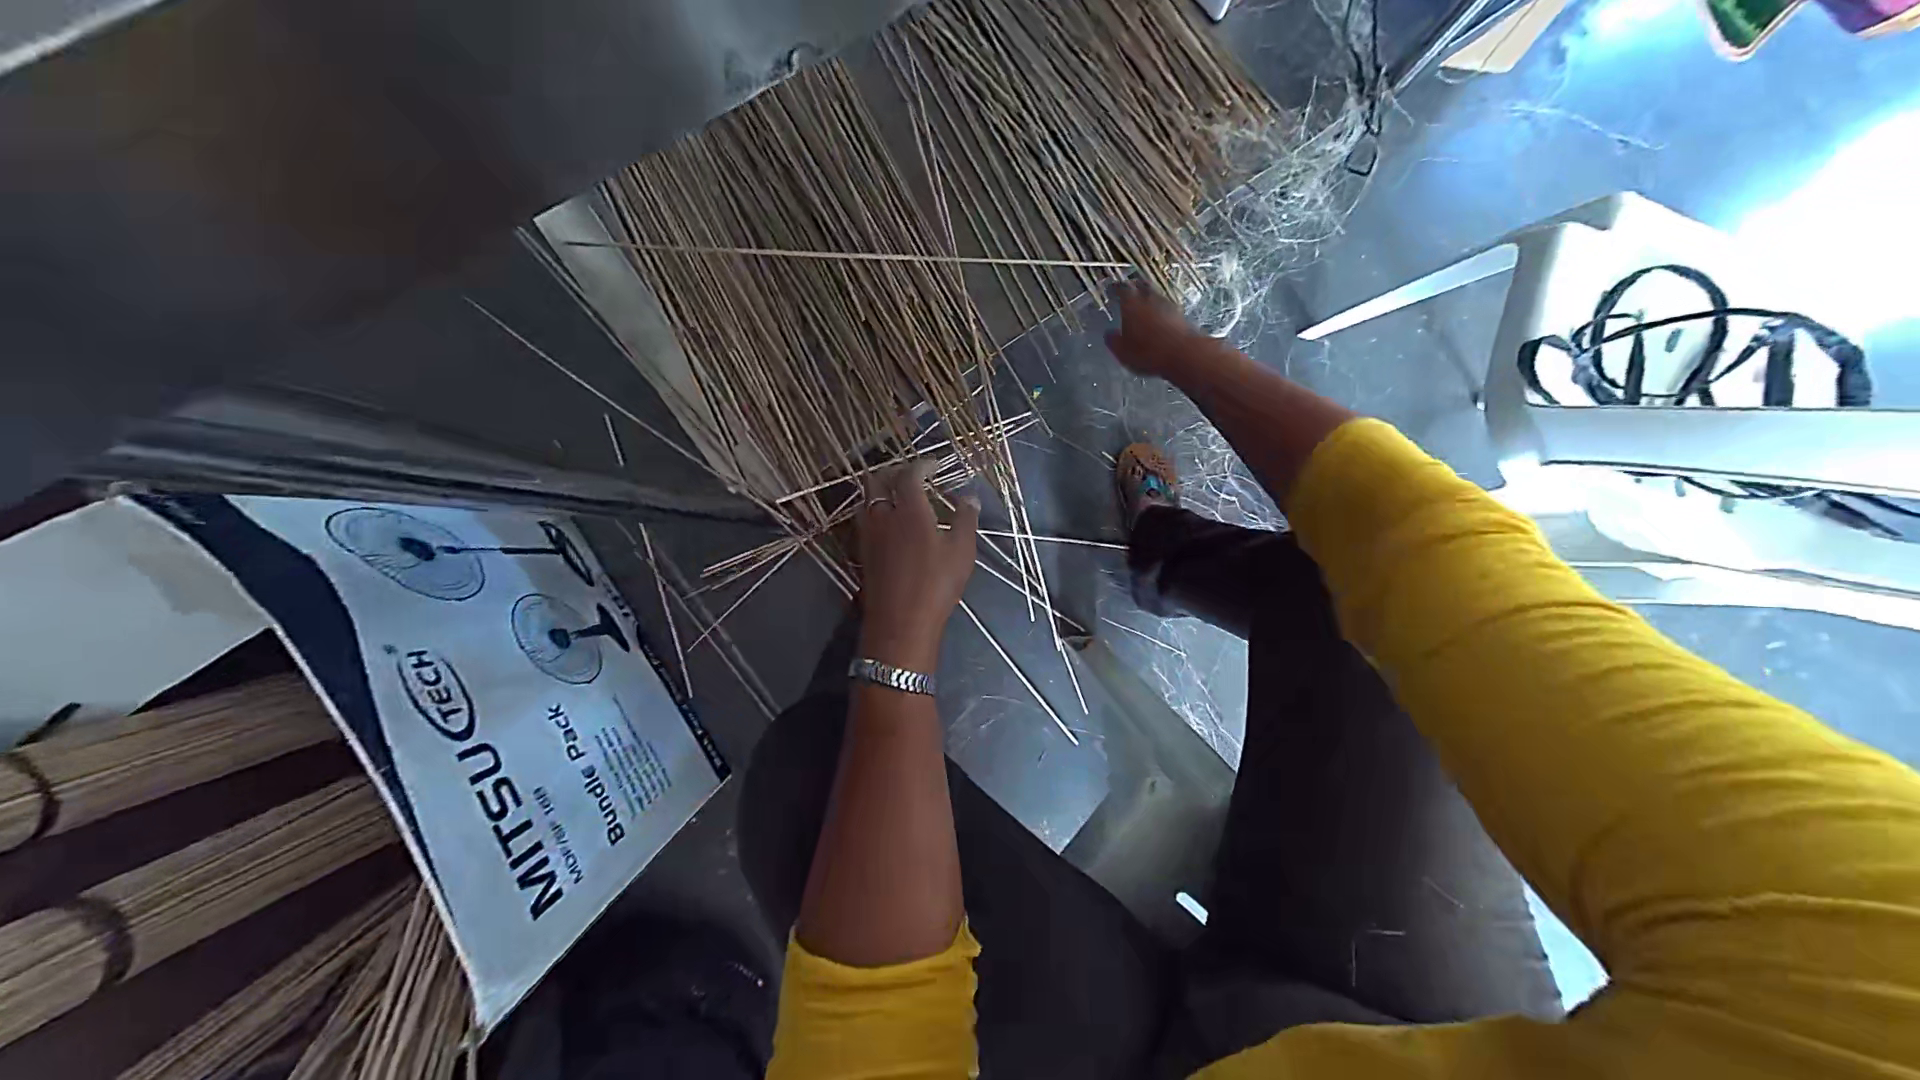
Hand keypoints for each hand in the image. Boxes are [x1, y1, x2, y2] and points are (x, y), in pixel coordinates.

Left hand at [856, 460, 979, 672]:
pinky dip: (876, 512)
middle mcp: (882, 515)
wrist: (900, 622)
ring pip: (866, 500)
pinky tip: (890, 525)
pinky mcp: (862, 553)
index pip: (909, 474)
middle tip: (911, 477)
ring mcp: (868, 535)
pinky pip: (865, 520)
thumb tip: (969, 498)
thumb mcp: (961, 550)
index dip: (922, 465)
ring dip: (880, 491)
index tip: (934, 465)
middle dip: (893, 472)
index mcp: (908, 509)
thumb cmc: (936, 583)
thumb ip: (965, 519)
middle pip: (877, 480)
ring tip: (898, 497)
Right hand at [1105, 281, 1212, 379]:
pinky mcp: (1181, 315)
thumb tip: (1109, 334)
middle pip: (1141, 286)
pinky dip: (1160, 311)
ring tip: (1143, 306)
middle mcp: (1149, 299)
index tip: (1111, 288)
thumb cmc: (1147, 352)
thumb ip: (1113, 340)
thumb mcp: (1122, 352)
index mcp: (1131, 304)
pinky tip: (1158, 320)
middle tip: (1129, 290)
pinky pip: (1167, 308)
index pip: (1121, 288)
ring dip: (1149, 298)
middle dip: (1134, 286)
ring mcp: (1168, 305)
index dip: (1115, 287)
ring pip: (1155, 295)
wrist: (1183, 354)